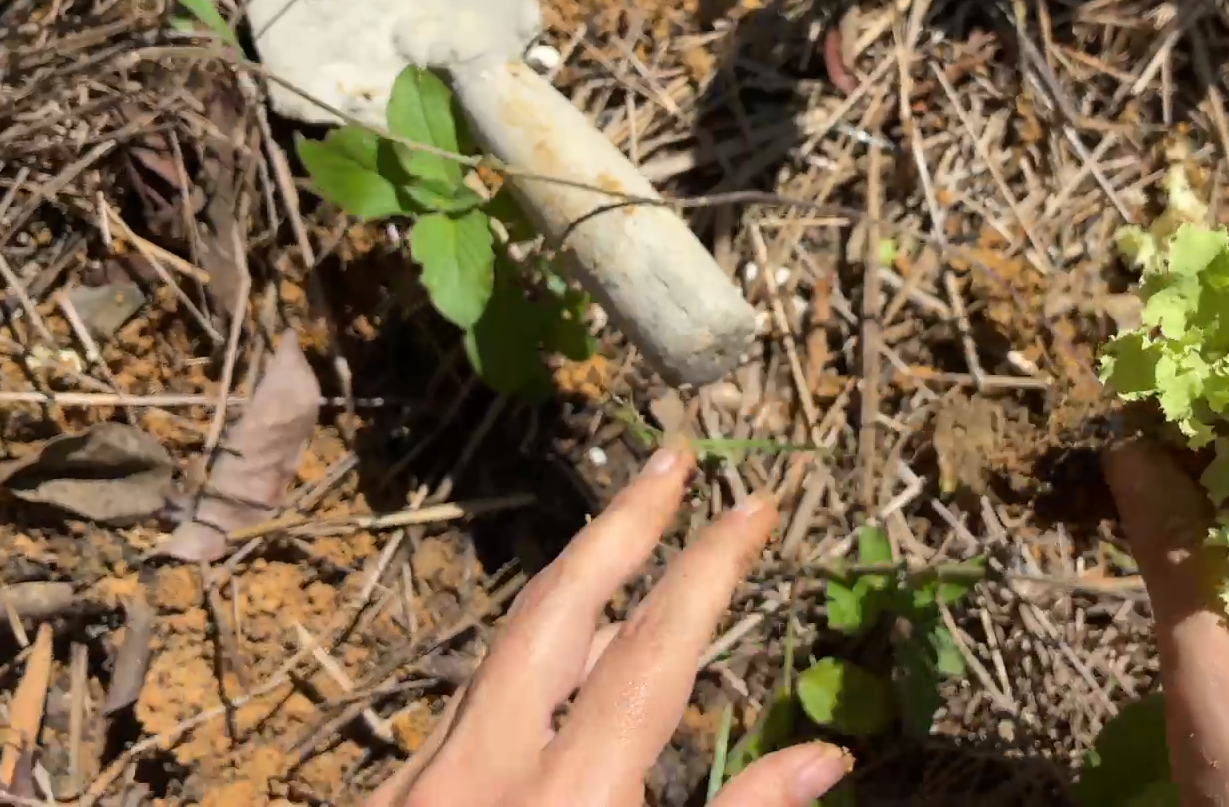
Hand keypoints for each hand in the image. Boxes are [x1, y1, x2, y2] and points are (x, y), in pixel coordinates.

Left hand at [369, 446, 852, 806]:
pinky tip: (581, 639)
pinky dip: (547, 645)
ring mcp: (424, 786)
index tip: (758, 505)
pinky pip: (489, 692)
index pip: (651, 656)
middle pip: (557, 609)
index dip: (711, 569)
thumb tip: (827, 762)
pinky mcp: (401, 800)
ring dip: (584, 572)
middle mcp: (479, 780)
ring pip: (511, 641)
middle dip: (625, 522)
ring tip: (638, 524)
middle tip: (674, 455)